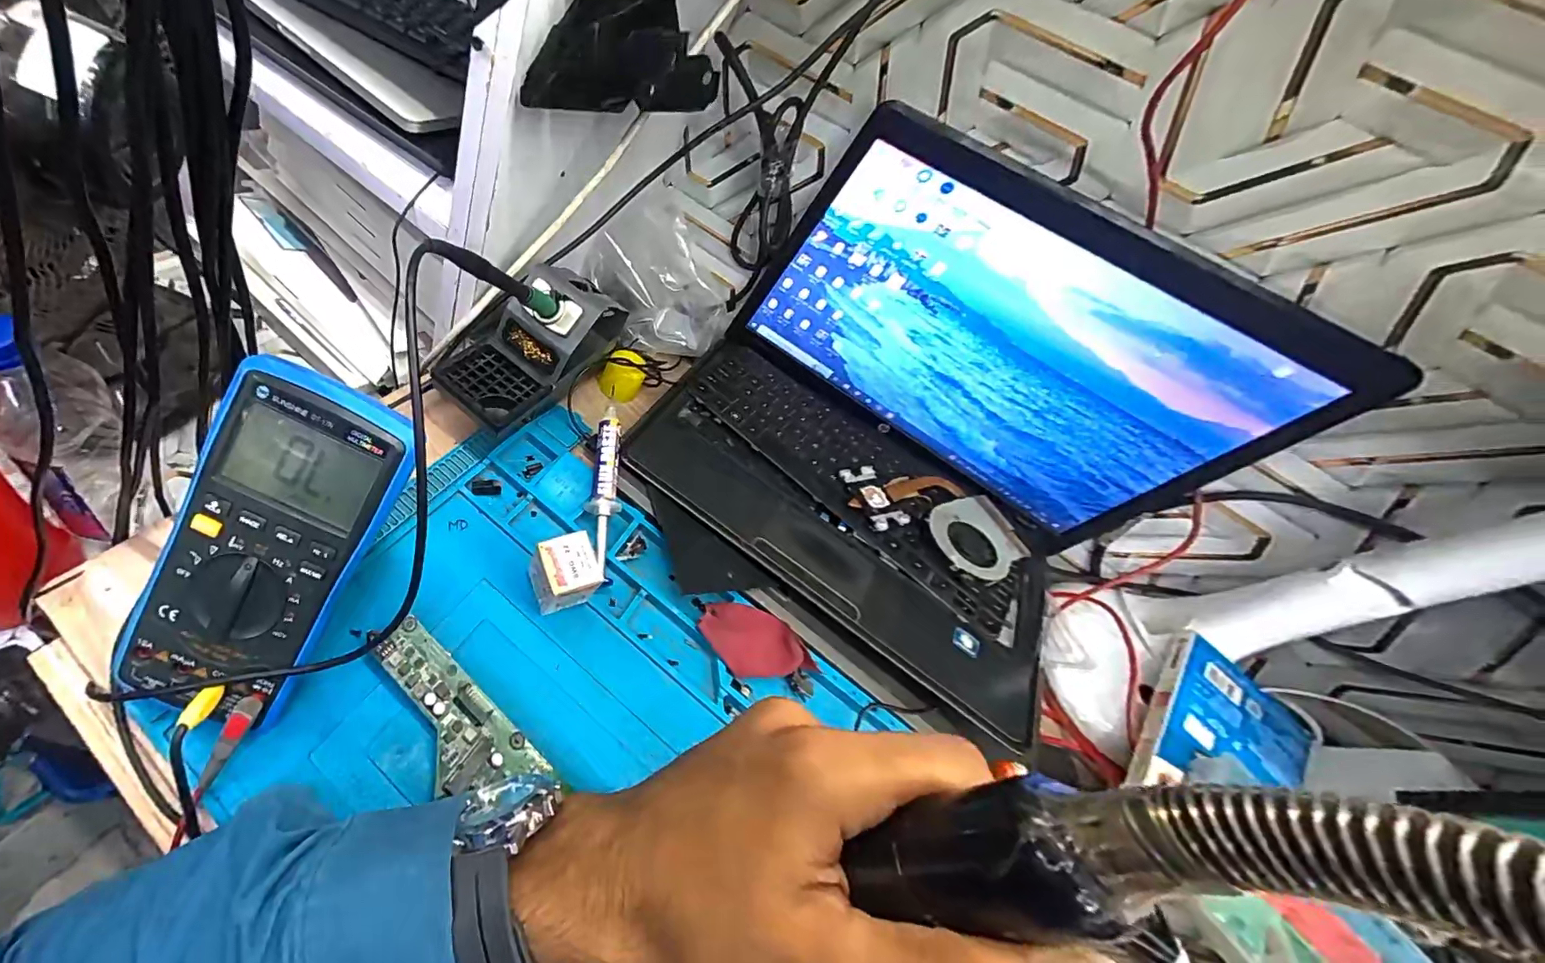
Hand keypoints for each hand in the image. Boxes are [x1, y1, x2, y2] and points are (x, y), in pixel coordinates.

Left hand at [510, 698, 1055, 962]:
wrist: (596, 894)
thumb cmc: (701, 928)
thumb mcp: (831, 959)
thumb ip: (948, 954)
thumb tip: (1064, 951)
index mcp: (823, 757)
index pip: (953, 764)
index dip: (991, 826)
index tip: (994, 894)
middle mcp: (796, 722)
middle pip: (907, 771)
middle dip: (931, 841)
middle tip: (911, 913)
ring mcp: (764, 728)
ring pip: (864, 776)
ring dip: (881, 834)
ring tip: (854, 900)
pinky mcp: (743, 744)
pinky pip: (820, 772)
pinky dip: (838, 817)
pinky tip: (811, 869)